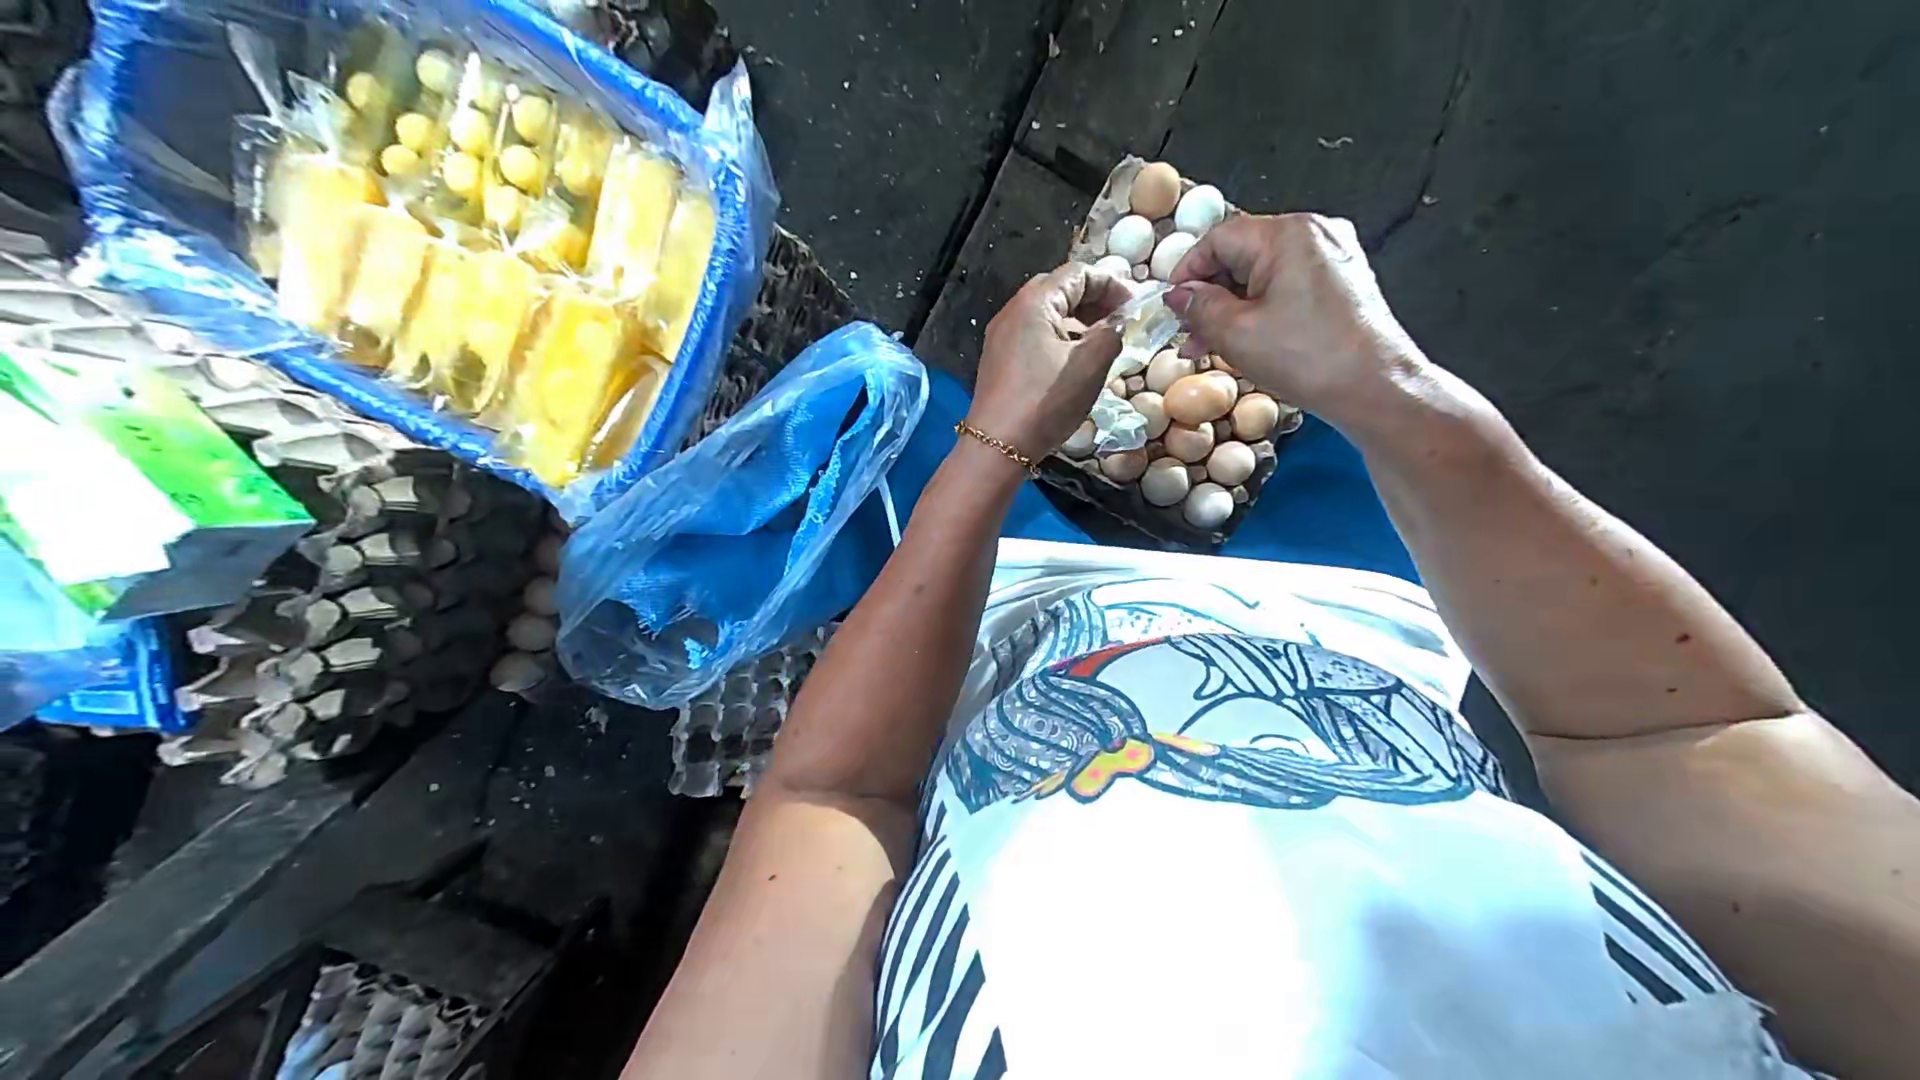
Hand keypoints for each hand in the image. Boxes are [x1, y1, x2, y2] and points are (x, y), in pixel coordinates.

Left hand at [965, 262, 1130, 459]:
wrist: (997, 445)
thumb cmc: (1045, 400)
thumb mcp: (1089, 364)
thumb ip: (1111, 333)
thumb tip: (1118, 322)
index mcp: (1033, 302)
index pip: (1078, 274)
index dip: (1111, 284)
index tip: (1134, 307)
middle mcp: (1012, 312)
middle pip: (1059, 290)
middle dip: (1094, 301)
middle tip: (1119, 322)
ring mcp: (1002, 337)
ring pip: (1047, 315)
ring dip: (1078, 322)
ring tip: (1102, 344)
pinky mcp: (999, 361)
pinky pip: (1034, 337)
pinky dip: (1060, 340)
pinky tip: (1074, 363)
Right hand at [1166, 213, 1424, 422]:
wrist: (1374, 388)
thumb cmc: (1313, 358)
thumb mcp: (1236, 333)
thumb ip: (1199, 307)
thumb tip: (1178, 296)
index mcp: (1288, 235)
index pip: (1218, 238)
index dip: (1187, 272)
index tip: (1172, 303)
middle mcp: (1314, 235)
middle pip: (1240, 254)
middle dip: (1208, 294)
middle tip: (1187, 331)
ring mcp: (1330, 258)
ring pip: (1261, 274)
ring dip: (1230, 307)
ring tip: (1209, 344)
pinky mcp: (1338, 282)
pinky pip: (1284, 287)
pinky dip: (1258, 310)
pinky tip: (1242, 340)